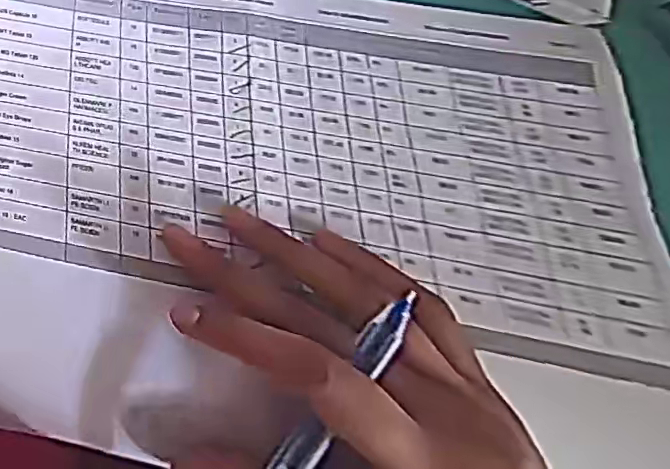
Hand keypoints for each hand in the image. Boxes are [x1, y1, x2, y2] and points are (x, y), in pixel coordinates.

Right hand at [160, 208, 544, 468]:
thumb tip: (192, 456)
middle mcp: (451, 415)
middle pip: (327, 321)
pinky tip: (329, 242)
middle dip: (244, 278)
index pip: (317, 372)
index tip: (191, 315)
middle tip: (192, 244)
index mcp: (425, 458)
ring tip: (246, 223)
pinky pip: (420, 307)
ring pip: (369, 297)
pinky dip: (367, 268)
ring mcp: (469, 393)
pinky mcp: (478, 384)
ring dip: (295, 253)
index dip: (246, 338)